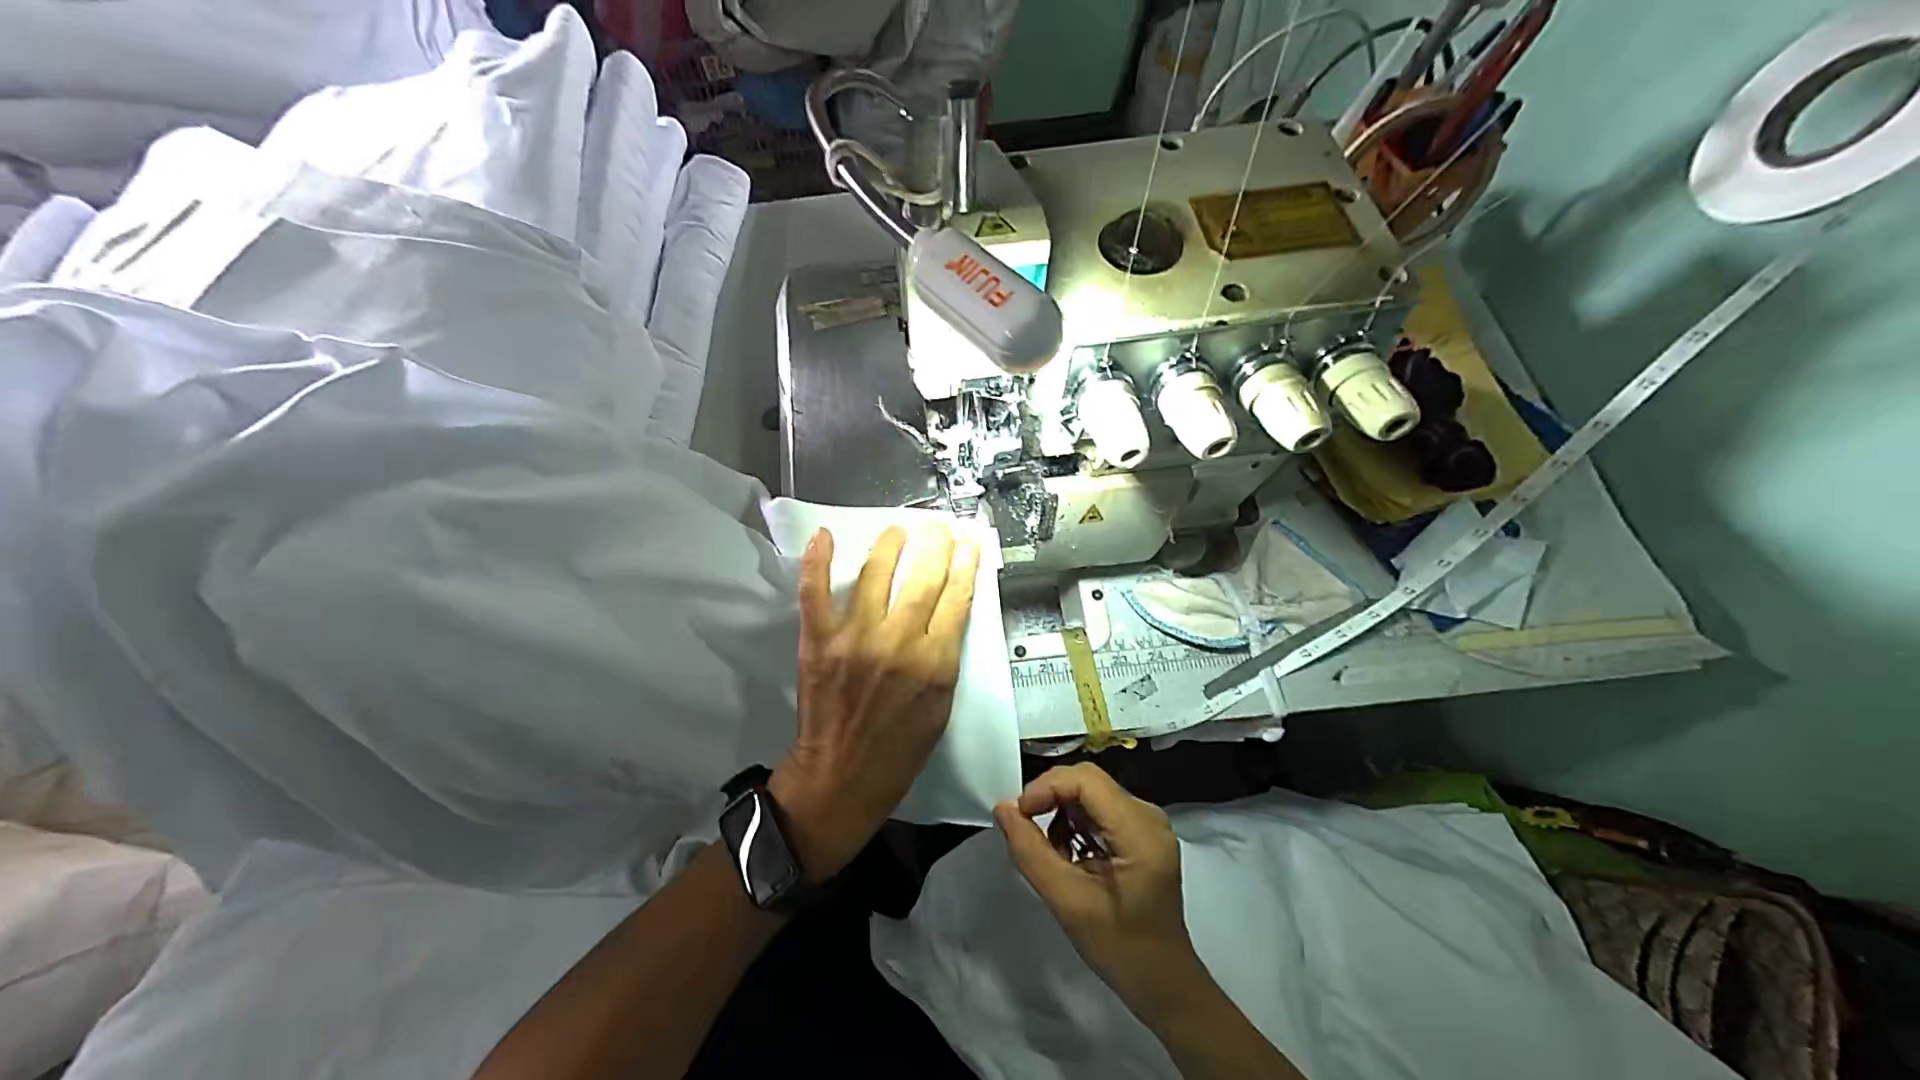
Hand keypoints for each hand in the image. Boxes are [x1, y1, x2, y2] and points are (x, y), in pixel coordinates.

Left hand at [769, 525, 978, 880]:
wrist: (843, 778)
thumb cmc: (900, 750)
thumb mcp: (942, 707)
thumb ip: (946, 659)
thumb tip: (948, 614)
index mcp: (936, 663)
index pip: (958, 598)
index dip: (966, 565)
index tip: (968, 545)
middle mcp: (899, 643)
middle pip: (923, 579)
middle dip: (936, 545)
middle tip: (938, 526)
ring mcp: (855, 639)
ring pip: (875, 574)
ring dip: (890, 544)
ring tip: (898, 529)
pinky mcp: (818, 642)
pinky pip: (815, 592)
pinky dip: (817, 560)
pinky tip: (824, 535)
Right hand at [994, 763, 1206, 1020]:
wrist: (1162, 981)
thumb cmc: (1120, 948)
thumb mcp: (1067, 902)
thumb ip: (1031, 851)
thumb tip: (1003, 807)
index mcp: (1140, 831)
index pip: (1086, 780)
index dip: (1047, 788)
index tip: (1019, 815)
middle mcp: (1148, 815)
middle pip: (1088, 782)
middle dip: (1050, 799)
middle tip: (1027, 832)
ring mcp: (1146, 822)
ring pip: (1090, 793)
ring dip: (1061, 814)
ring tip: (1053, 855)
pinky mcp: (1140, 832)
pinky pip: (1098, 809)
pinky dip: (1075, 824)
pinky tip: (1070, 857)